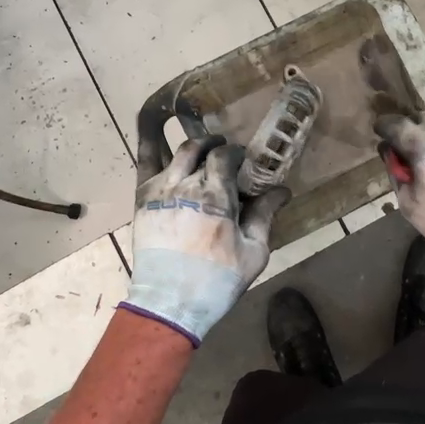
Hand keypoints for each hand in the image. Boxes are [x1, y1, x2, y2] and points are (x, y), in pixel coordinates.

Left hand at [120, 137, 289, 345]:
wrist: (171, 302)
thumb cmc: (218, 280)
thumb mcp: (253, 252)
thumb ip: (265, 215)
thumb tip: (283, 191)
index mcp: (217, 196)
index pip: (226, 156)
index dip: (235, 154)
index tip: (242, 162)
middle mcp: (186, 184)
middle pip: (200, 148)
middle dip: (215, 146)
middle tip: (223, 155)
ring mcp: (160, 189)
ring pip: (177, 152)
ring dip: (192, 147)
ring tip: (200, 152)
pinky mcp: (142, 198)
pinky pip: (144, 161)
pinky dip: (149, 139)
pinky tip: (153, 121)